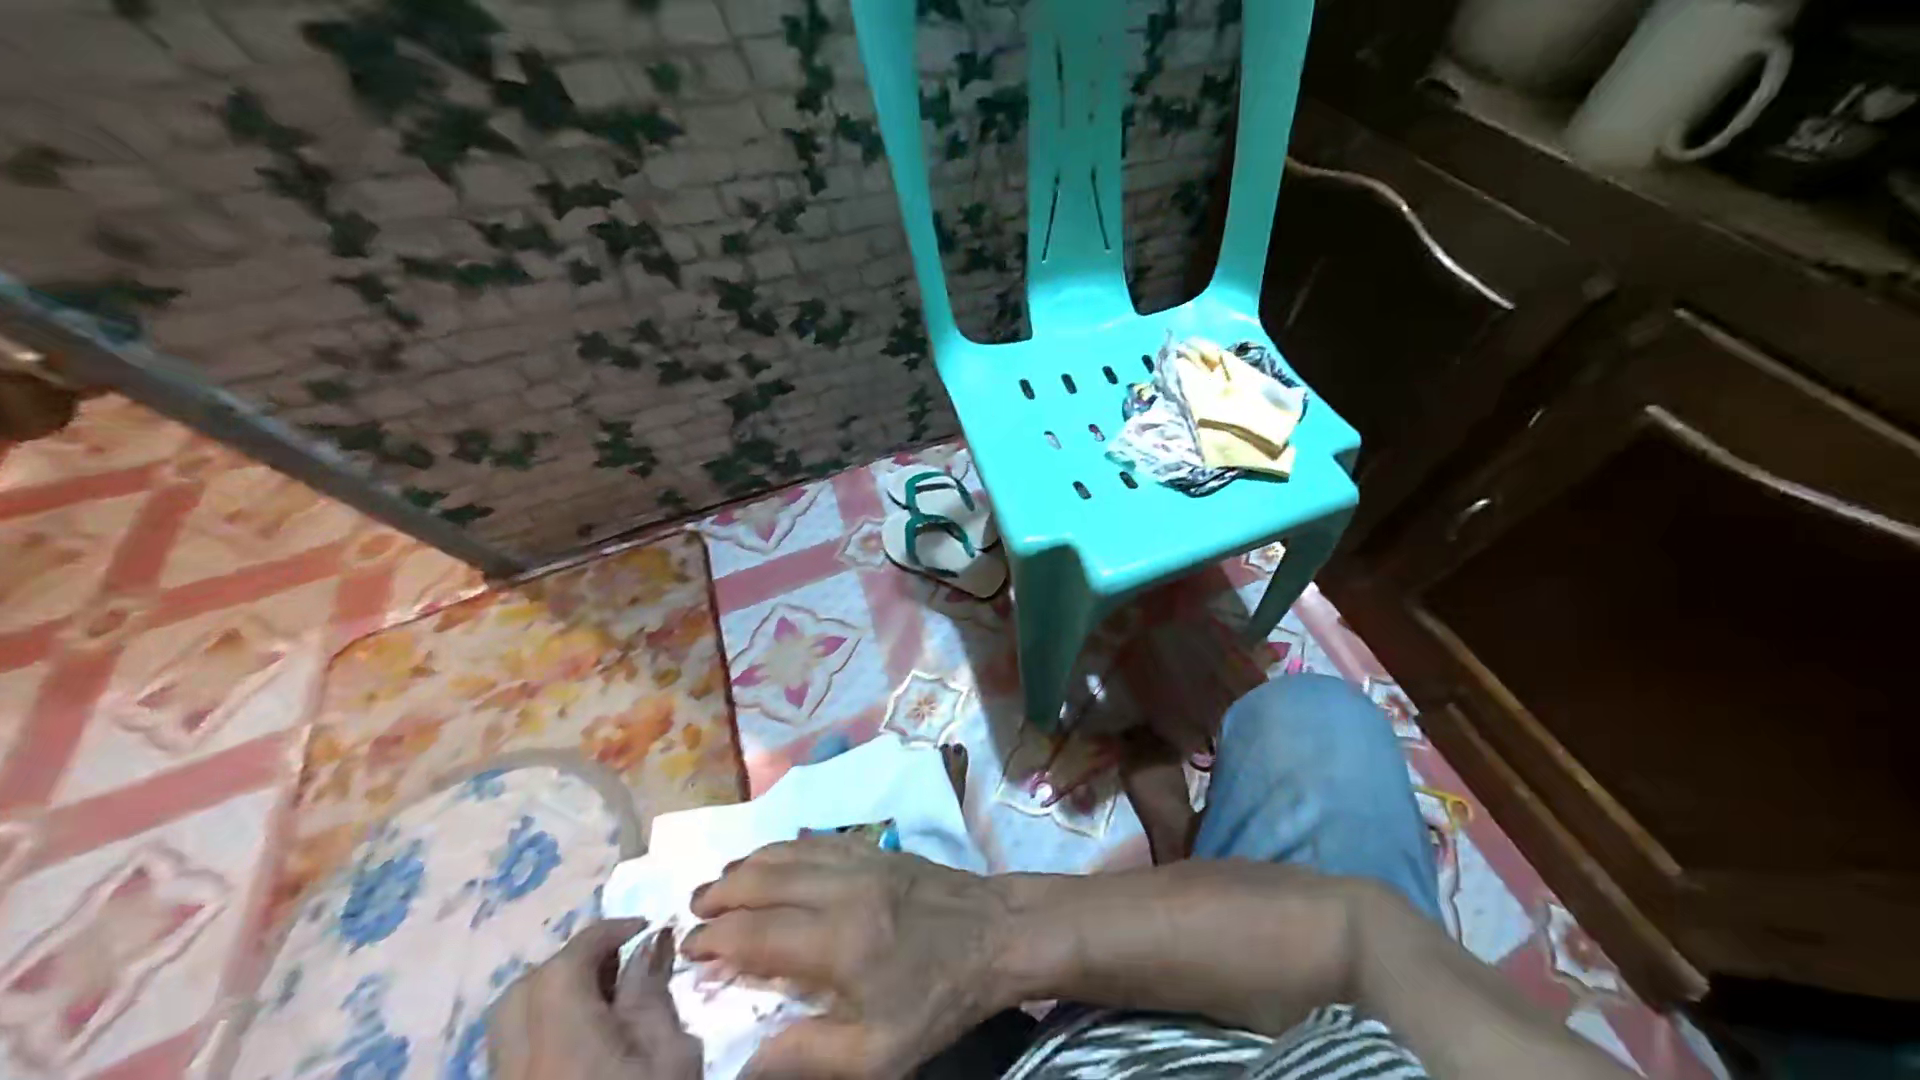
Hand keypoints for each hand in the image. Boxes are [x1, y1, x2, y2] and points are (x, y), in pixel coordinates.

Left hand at [489, 918, 702, 1079]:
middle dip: (571, 962)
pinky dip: (547, 1027)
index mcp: (562, 1043)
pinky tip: (588, 1036)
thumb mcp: (672, 1057)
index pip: (566, 964)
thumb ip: (652, 996)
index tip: (644, 928)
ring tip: (606, 999)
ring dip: (556, 994)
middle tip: (619, 962)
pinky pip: (516, 1052)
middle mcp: (519, 1065)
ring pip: (511, 1022)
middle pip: (524, 990)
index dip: (604, 934)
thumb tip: (650, 945)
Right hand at [685, 835, 1016, 1079]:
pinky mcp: (875, 849)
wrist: (997, 931)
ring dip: (748, 865)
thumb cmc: (940, 996)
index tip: (689, 950)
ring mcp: (860, 860)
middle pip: (764, 879)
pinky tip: (773, 858)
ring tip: (720, 882)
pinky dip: (783, 849)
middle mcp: (841, 888)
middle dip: (721, 893)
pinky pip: (816, 842)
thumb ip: (809, 1055)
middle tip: (694, 910)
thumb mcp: (880, 1051)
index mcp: (838, 940)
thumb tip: (745, 1062)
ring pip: (788, 852)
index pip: (756, 932)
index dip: (715, 939)